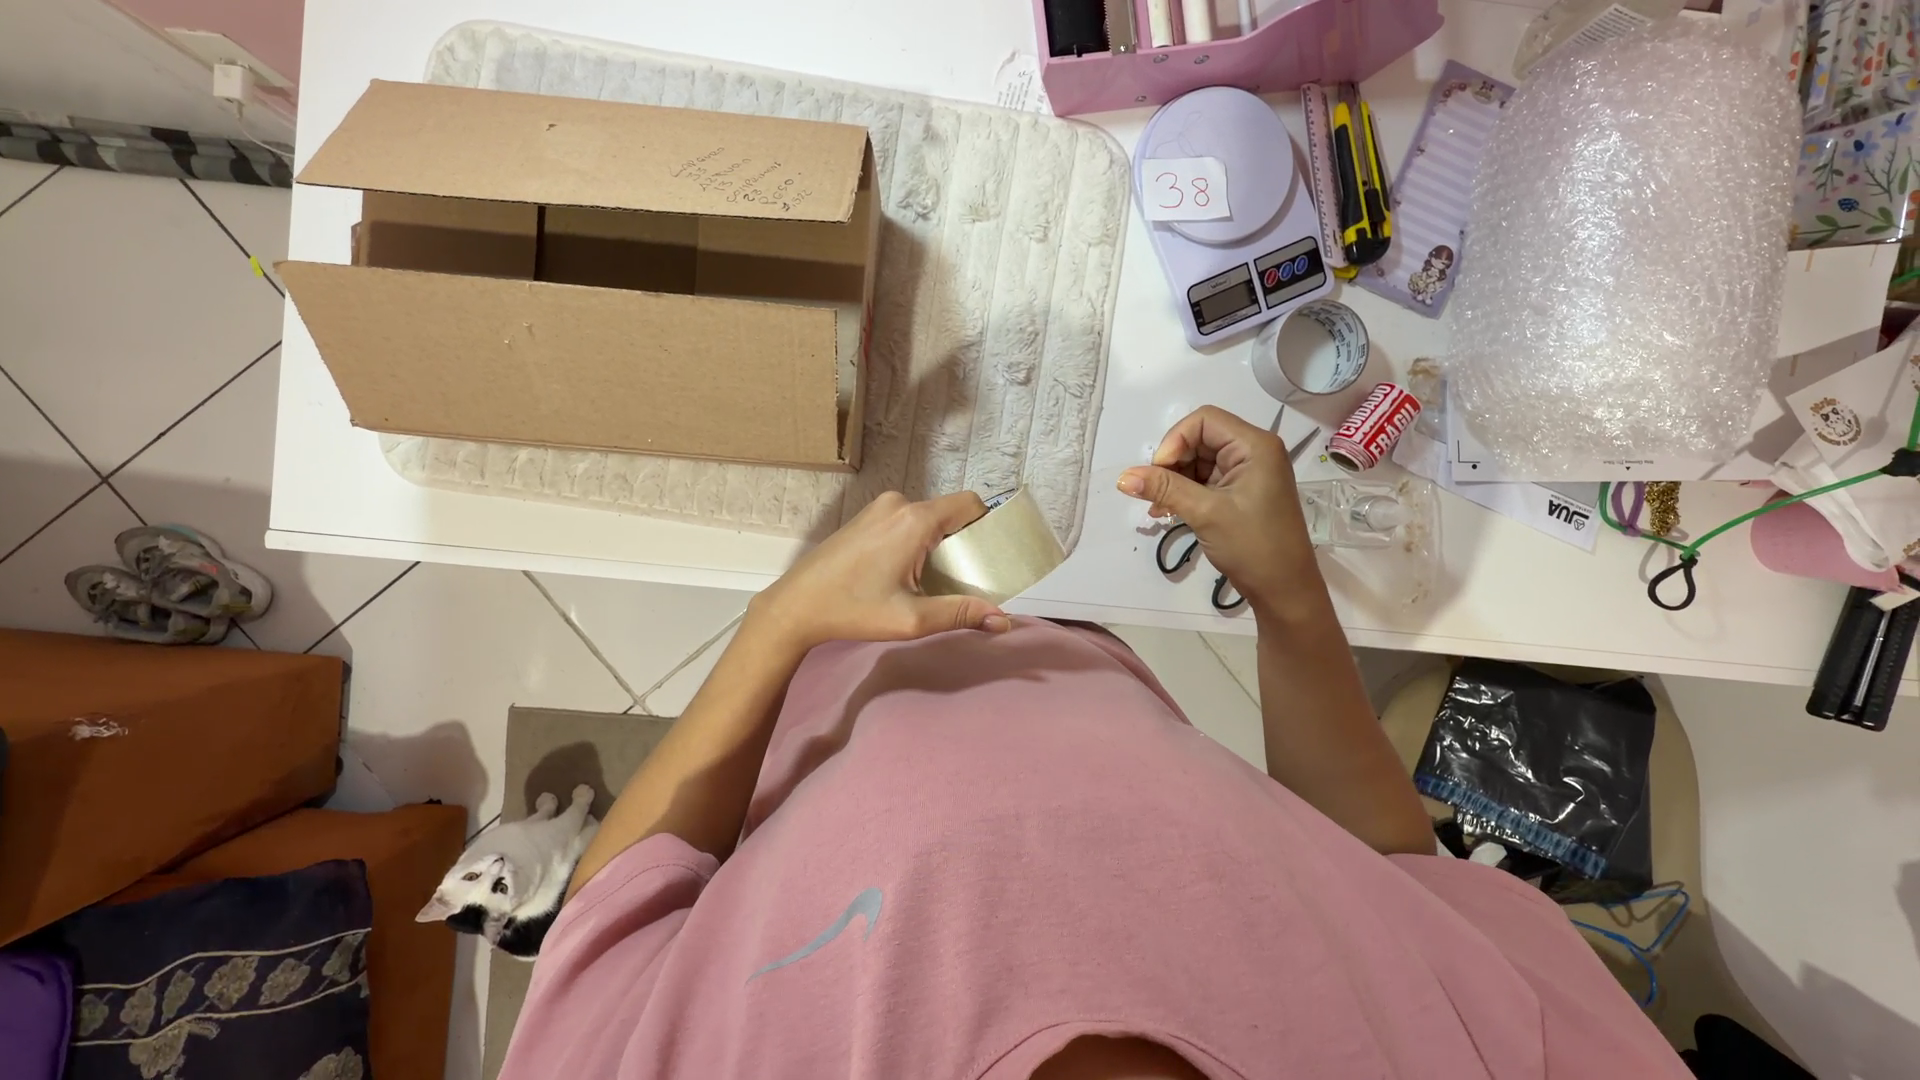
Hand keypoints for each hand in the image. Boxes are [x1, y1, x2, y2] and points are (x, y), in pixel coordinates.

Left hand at [749, 491, 1012, 652]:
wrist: (795, 606)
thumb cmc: (853, 610)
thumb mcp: (911, 618)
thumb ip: (960, 613)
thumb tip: (1003, 621)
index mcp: (914, 519)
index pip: (970, 504)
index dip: (987, 526)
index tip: (991, 557)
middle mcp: (898, 504)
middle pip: (949, 513)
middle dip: (962, 543)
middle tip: (963, 580)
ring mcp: (878, 508)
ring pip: (927, 519)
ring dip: (938, 545)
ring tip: (934, 583)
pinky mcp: (865, 518)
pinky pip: (906, 522)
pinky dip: (917, 543)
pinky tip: (907, 575)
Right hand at [1118, 406, 1319, 615]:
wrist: (1284, 590)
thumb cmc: (1253, 545)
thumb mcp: (1204, 513)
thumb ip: (1164, 489)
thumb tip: (1123, 477)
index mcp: (1254, 446)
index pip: (1204, 421)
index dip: (1175, 441)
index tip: (1158, 472)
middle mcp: (1253, 452)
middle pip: (1200, 439)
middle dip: (1173, 462)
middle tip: (1155, 493)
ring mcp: (1248, 474)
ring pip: (1199, 461)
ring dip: (1174, 480)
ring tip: (1159, 508)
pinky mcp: (1241, 493)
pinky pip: (1206, 481)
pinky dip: (1184, 492)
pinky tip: (1167, 511)